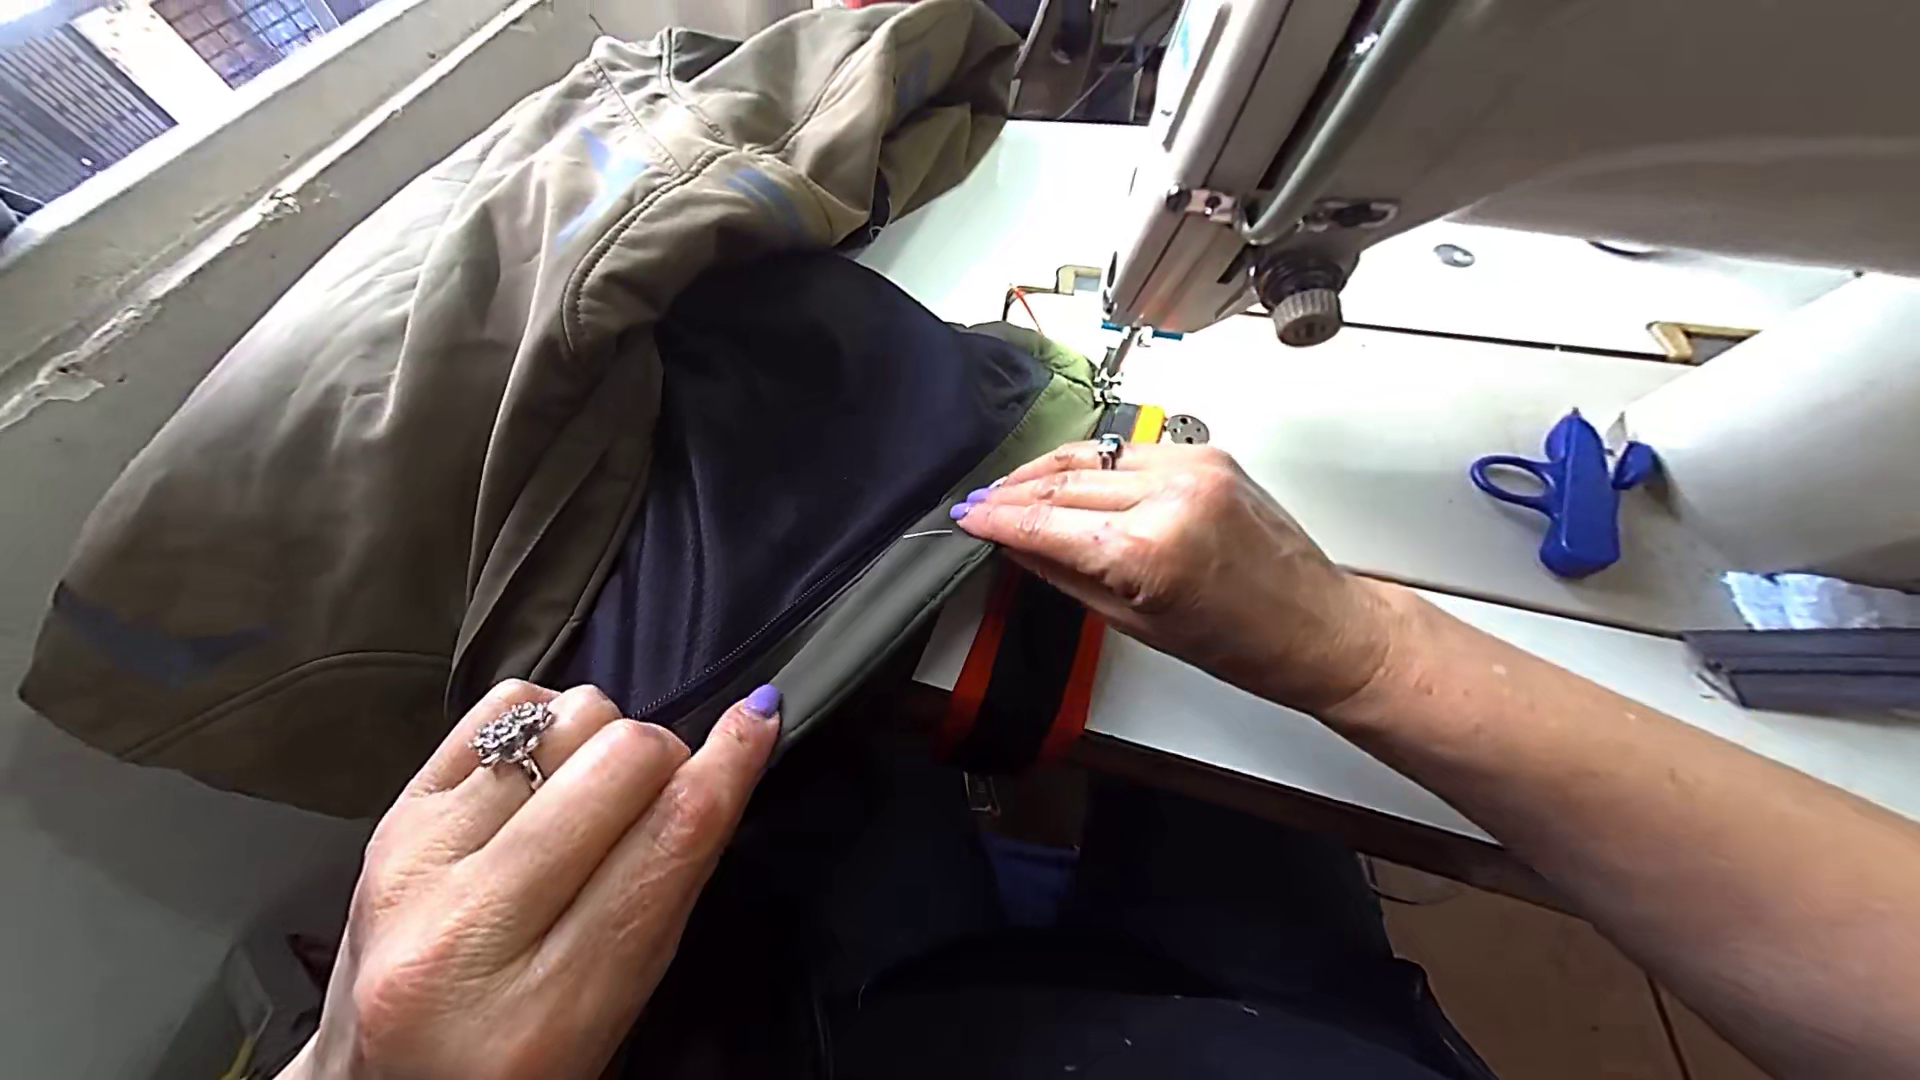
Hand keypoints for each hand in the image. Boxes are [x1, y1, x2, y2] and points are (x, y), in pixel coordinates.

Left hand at [283, 680, 781, 1079]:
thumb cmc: (534, 1048)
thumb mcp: (633, 986)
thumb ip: (685, 861)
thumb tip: (743, 741)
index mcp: (548, 1005)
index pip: (672, 834)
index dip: (732, 760)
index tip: (762, 715)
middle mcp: (466, 932)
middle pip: (625, 755)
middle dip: (662, 757)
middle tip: (646, 797)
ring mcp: (412, 868)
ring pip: (570, 716)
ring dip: (602, 740)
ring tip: (582, 793)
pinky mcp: (387, 821)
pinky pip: (504, 704)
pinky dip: (543, 722)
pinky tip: (536, 775)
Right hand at [951, 442, 1395, 712]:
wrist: (1318, 624)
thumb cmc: (1239, 643)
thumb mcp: (1134, 622)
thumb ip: (1067, 575)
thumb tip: (1019, 546)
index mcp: (1149, 550)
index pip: (1047, 523)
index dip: (998, 519)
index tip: (968, 517)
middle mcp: (1170, 494)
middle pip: (1064, 482)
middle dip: (1014, 493)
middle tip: (981, 503)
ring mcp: (1193, 465)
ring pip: (1093, 456)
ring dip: (1044, 470)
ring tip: (1011, 486)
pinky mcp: (1207, 453)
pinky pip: (1129, 451)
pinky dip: (1090, 463)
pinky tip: (1065, 475)